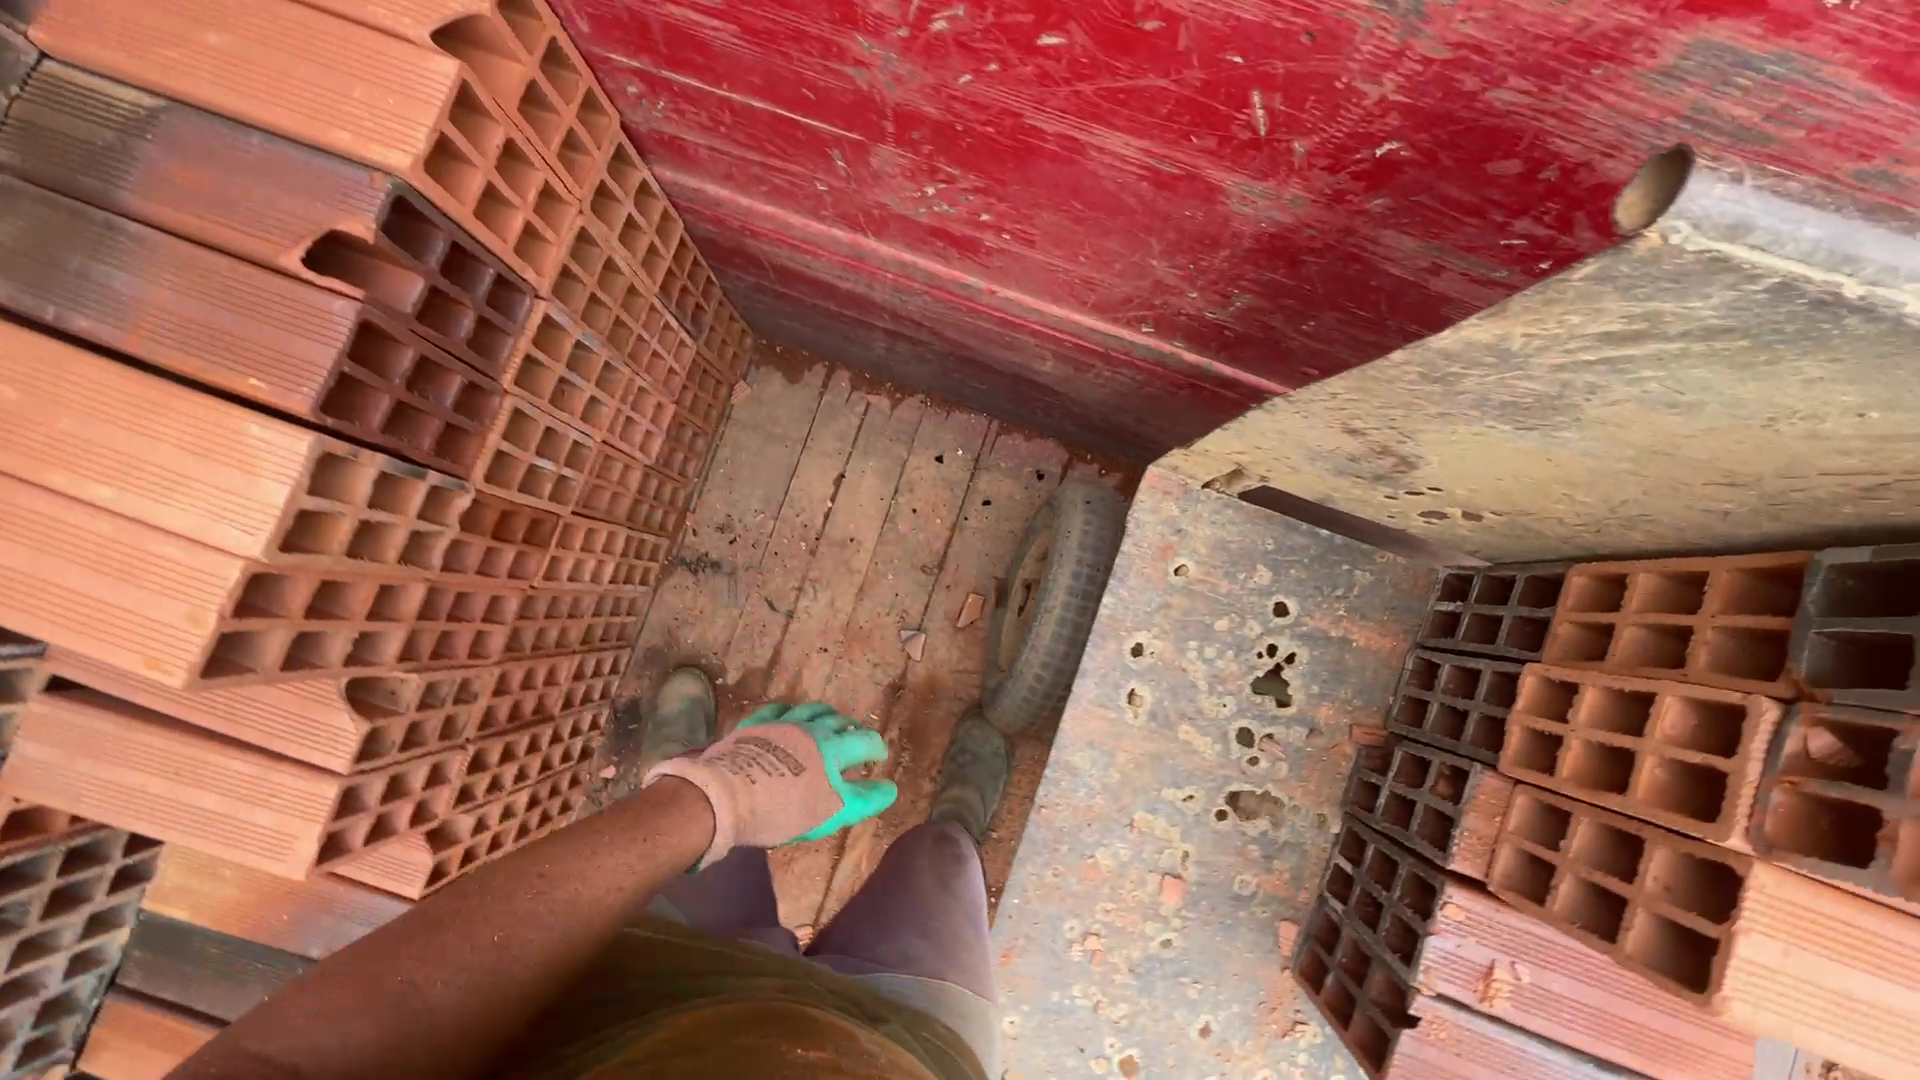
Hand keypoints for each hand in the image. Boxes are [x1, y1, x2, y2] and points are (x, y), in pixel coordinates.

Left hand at [642, 703, 896, 867]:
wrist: (727, 798)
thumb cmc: (784, 810)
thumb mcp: (832, 812)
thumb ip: (864, 799)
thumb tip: (891, 788)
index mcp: (834, 749)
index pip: (865, 741)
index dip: (876, 747)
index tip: (878, 755)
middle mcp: (811, 729)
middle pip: (838, 720)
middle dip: (850, 728)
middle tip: (854, 737)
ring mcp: (781, 724)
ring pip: (809, 710)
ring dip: (823, 714)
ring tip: (826, 721)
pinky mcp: (754, 726)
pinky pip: (775, 710)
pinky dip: (787, 711)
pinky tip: (786, 715)